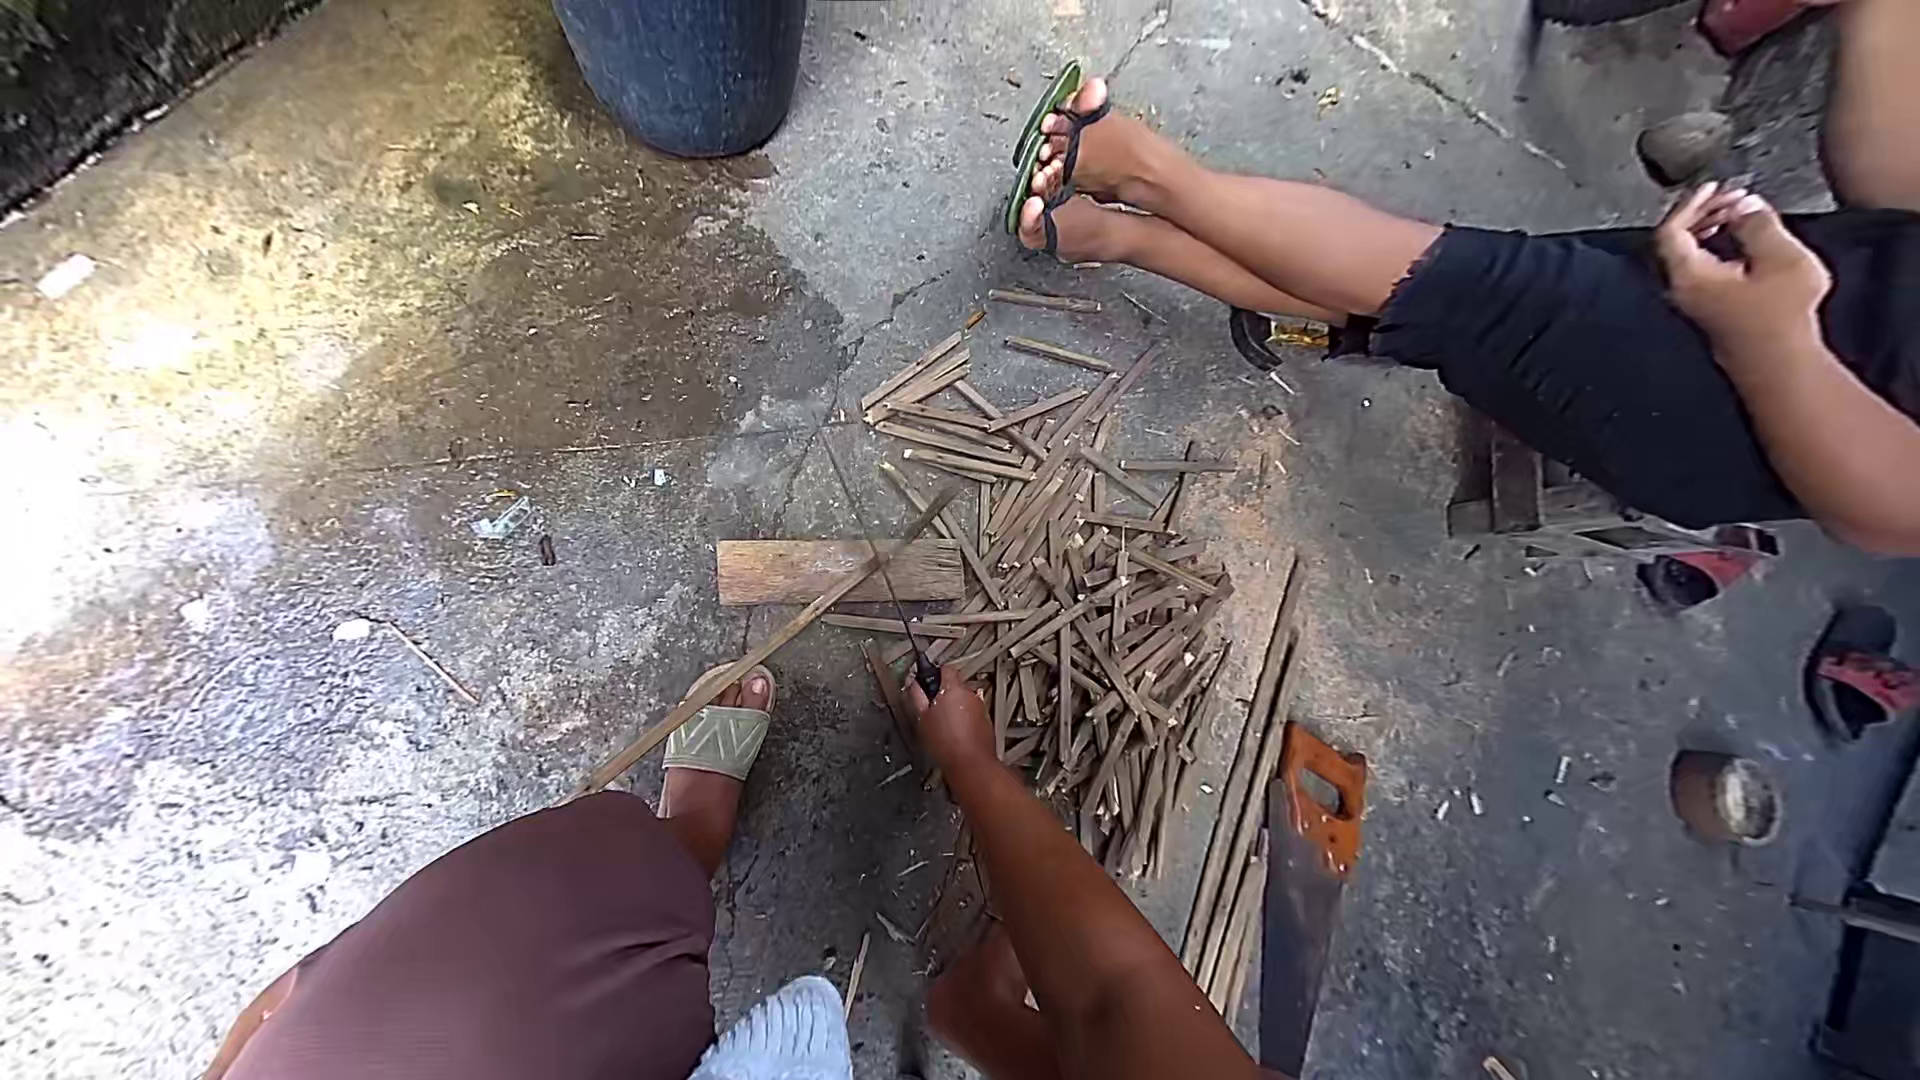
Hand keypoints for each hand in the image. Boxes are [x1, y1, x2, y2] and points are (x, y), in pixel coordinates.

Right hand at [907, 665, 993, 770]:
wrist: (970, 764)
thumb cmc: (947, 743)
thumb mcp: (922, 717)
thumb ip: (916, 695)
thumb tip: (912, 683)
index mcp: (953, 688)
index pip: (945, 668)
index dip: (934, 674)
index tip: (926, 682)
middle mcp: (969, 694)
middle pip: (955, 684)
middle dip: (943, 693)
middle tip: (931, 708)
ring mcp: (979, 706)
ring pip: (963, 699)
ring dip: (954, 706)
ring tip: (943, 724)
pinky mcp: (985, 719)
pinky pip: (972, 712)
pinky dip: (964, 718)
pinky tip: (954, 732)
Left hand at [1654, 182, 1832, 361]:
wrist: (1768, 352)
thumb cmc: (1776, 309)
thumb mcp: (1778, 259)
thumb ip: (1758, 228)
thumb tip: (1742, 205)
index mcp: (1685, 274)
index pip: (1669, 233)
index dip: (1687, 206)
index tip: (1711, 185)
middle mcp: (1673, 285)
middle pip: (1670, 241)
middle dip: (1698, 212)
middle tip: (1732, 193)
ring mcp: (1681, 293)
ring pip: (1679, 252)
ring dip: (1704, 226)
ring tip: (1737, 208)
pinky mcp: (1693, 298)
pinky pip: (1689, 262)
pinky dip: (1705, 242)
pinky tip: (1731, 234)